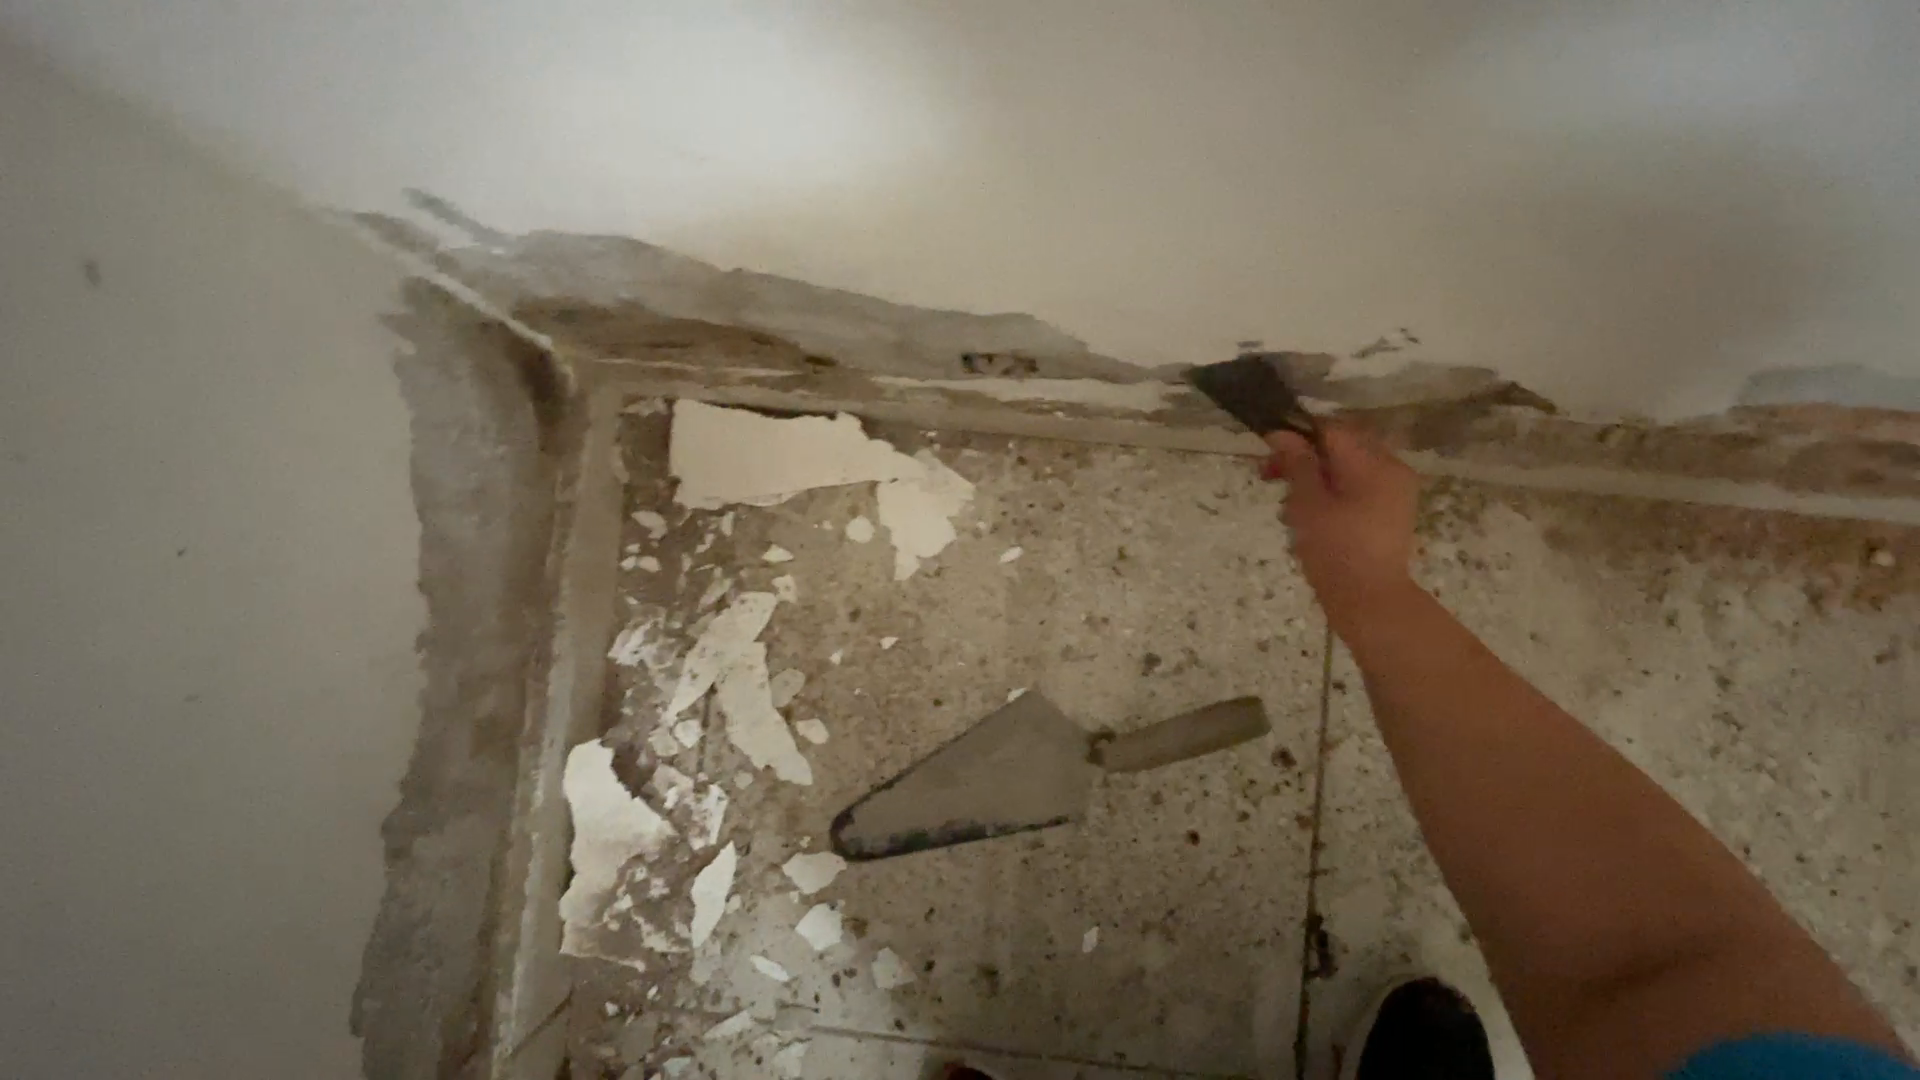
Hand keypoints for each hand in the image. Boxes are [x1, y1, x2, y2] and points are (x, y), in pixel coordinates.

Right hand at [1265, 423, 1420, 628]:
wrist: (1368, 600)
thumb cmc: (1335, 550)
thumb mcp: (1309, 504)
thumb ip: (1298, 465)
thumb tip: (1282, 434)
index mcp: (1375, 464)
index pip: (1331, 431)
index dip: (1296, 436)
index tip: (1267, 453)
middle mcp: (1391, 470)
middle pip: (1340, 448)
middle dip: (1302, 460)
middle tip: (1268, 477)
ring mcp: (1394, 492)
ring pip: (1345, 469)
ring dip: (1313, 479)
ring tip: (1287, 508)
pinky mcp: (1389, 512)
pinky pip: (1356, 488)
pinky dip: (1330, 494)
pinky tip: (1308, 518)